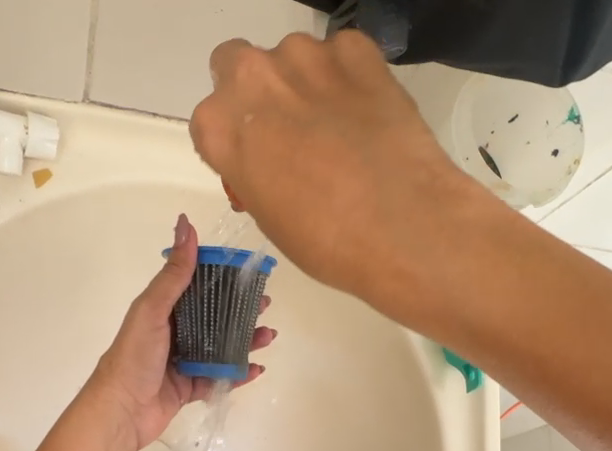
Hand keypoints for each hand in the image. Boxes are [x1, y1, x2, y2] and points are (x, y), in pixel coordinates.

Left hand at [81, 213, 274, 449]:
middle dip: (241, 311)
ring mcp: (182, 362)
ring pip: (220, 348)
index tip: (249, 274)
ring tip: (268, 337)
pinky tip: (256, 369)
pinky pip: (218, 379)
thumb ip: (174, 273)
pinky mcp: (188, 389)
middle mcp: (173, 333)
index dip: (223, 278)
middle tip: (266, 306)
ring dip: (245, 341)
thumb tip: (186, 224)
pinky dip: (238, 374)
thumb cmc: (133, 356)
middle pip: (213, 317)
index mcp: (162, 310)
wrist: (121, 410)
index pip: (197, 287)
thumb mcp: (153, 309)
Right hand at [189, 32, 490, 305]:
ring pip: (293, 61)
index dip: (237, 140)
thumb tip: (273, 158)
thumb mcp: (267, 216)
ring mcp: (306, 56)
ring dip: (307, 87)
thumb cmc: (324, 240)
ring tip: (340, 134)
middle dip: (261, 97)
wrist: (400, 226)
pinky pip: (342, 56)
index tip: (258, 161)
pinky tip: (366, 120)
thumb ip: (254, 170)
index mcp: (220, 126)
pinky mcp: (356, 49)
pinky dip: (349, 79)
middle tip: (293, 138)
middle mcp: (253, 77)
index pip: (212, 120)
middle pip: (240, 69)